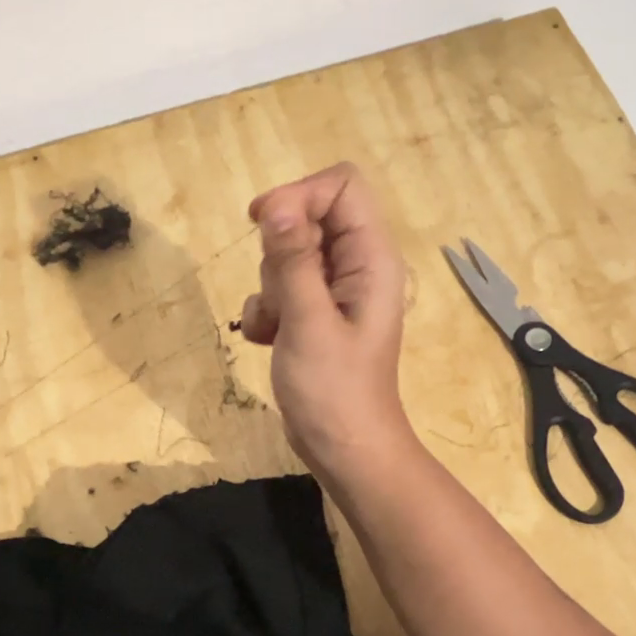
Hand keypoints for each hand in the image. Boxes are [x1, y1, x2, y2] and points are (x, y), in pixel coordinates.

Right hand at [240, 163, 412, 471]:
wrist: (344, 450)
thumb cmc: (334, 391)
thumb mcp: (308, 323)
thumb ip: (293, 261)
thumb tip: (275, 204)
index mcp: (371, 258)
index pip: (341, 185)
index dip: (299, 195)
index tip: (263, 225)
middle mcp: (356, 267)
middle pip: (309, 218)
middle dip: (279, 251)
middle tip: (280, 294)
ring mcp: (334, 294)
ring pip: (288, 257)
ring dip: (269, 286)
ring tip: (278, 326)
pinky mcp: (313, 318)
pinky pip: (280, 290)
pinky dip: (266, 311)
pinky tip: (267, 341)